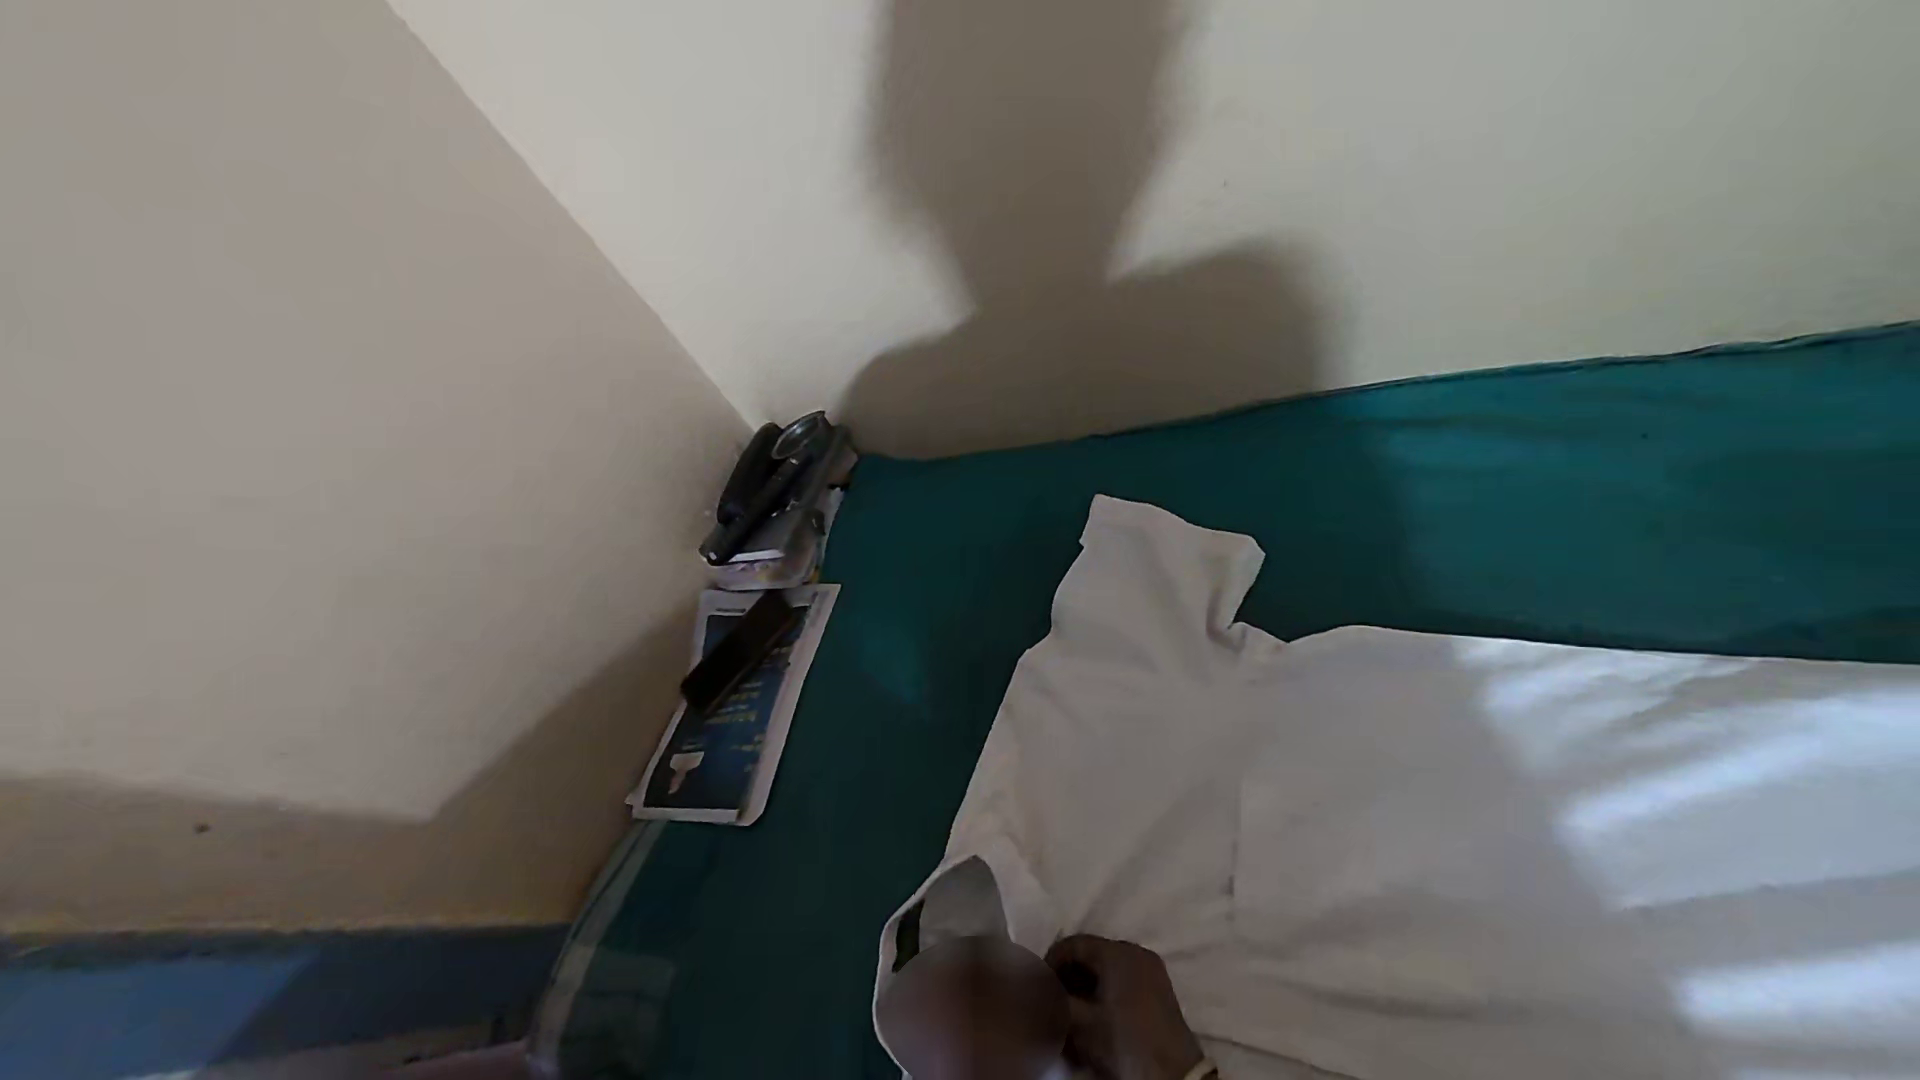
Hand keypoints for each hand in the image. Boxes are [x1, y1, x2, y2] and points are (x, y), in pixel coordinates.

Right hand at [1045, 935, 1205, 1079]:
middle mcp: (1135, 951)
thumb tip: (1036, 989)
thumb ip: (1055, 1001)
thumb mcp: (1082, 1024)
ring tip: (1074, 1008)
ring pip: (1109, 966)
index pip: (1074, 943)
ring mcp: (1151, 969)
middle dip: (1070, 973)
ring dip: (1087, 983)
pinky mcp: (1160, 987)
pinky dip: (1107, 989)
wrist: (1174, 1076)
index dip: (1052, 960)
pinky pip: (1125, 977)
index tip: (1040, 982)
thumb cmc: (1125, 1042)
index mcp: (1116, 952)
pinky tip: (1097, 1012)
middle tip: (1055, 996)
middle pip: (1092, 953)